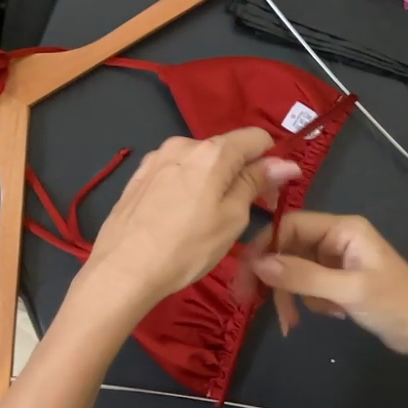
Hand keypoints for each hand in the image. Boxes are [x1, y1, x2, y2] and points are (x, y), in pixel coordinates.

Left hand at [78, 128, 300, 311]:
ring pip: (198, 163)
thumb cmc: (186, 248)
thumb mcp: (232, 218)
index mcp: (211, 151)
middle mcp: (182, 144)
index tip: (271, 192)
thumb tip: (285, 162)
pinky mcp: (138, 176)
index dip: (271, 161)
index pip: (256, 137)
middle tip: (243, 214)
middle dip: (241, 174)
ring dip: (212, 182)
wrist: (122, 270)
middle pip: (225, 150)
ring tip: (205, 221)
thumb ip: (256, 183)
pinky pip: (175, 174)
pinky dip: (186, 187)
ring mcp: (156, 159)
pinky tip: (178, 217)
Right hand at [249, 212, 407, 358]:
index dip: (265, 246)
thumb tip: (260, 264)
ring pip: (294, 269)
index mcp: (343, 228)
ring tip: (291, 322)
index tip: (246, 274)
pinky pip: (306, 284)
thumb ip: (304, 276)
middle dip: (272, 276)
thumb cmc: (395, 305)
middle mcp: (336, 237)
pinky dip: (306, 301)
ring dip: (289, 294)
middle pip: (287, 247)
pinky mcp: (337, 279)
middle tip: (249, 301)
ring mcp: (336, 259)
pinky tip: (326, 315)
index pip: (290, 225)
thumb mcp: (348, 291)